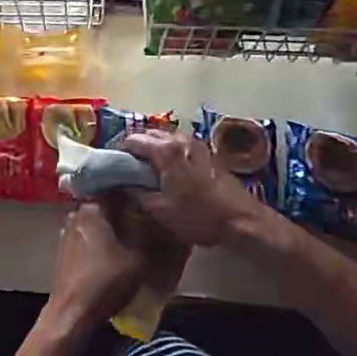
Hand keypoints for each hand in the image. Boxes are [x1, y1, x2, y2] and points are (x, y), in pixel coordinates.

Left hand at [43, 199, 147, 334]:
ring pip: (96, 220)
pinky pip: (88, 234)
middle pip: (105, 205)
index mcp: (92, 207)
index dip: (135, 194)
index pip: (116, 190)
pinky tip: (114, 249)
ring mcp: (68, 229)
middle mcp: (76, 212)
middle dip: (124, 211)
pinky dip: (101, 238)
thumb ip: (148, 234)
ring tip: (134, 235)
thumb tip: (158, 218)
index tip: (152, 199)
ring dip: (112, 226)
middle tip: (146, 219)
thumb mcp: (138, 258)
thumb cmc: (105, 281)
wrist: (72, 311)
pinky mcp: (65, 246)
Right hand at [122, 129, 290, 249]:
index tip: (113, 164)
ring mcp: (197, 144)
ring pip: (166, 137)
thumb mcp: (159, 209)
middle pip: (149, 134)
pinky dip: (170, 151)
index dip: (119, 151)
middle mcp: (180, 140)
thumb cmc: (198, 216)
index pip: (132, 140)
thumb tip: (120, 182)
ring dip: (154, 148)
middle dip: (136, 147)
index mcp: (165, 150)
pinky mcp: (208, 153)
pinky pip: (180, 145)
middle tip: (128, 166)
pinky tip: (169, 169)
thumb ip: (135, 192)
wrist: (242, 222)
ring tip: (147, 167)